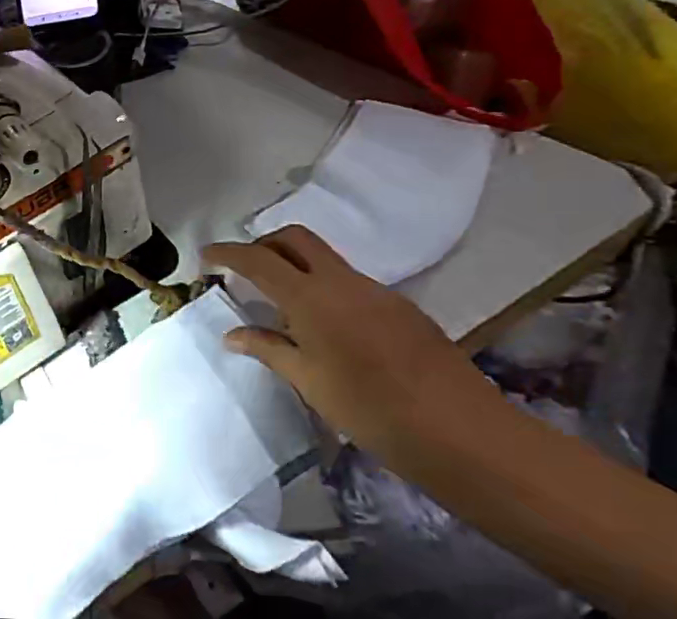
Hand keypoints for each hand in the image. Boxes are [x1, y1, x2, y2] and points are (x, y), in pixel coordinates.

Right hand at [206, 226, 506, 464]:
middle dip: (264, 244)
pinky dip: (326, 289)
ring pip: (326, 260)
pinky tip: (328, 329)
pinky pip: (352, 284)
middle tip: (246, 269)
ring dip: (297, 267)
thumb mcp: (309, 382)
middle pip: (295, 239)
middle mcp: (343, 282)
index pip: (257, 259)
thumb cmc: (373, 411)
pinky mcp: (403, 310)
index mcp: (311, 297)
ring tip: (284, 307)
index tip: (206, 255)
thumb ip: (269, 348)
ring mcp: (378, 293)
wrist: (469, 437)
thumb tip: (233, 335)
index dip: (227, 252)